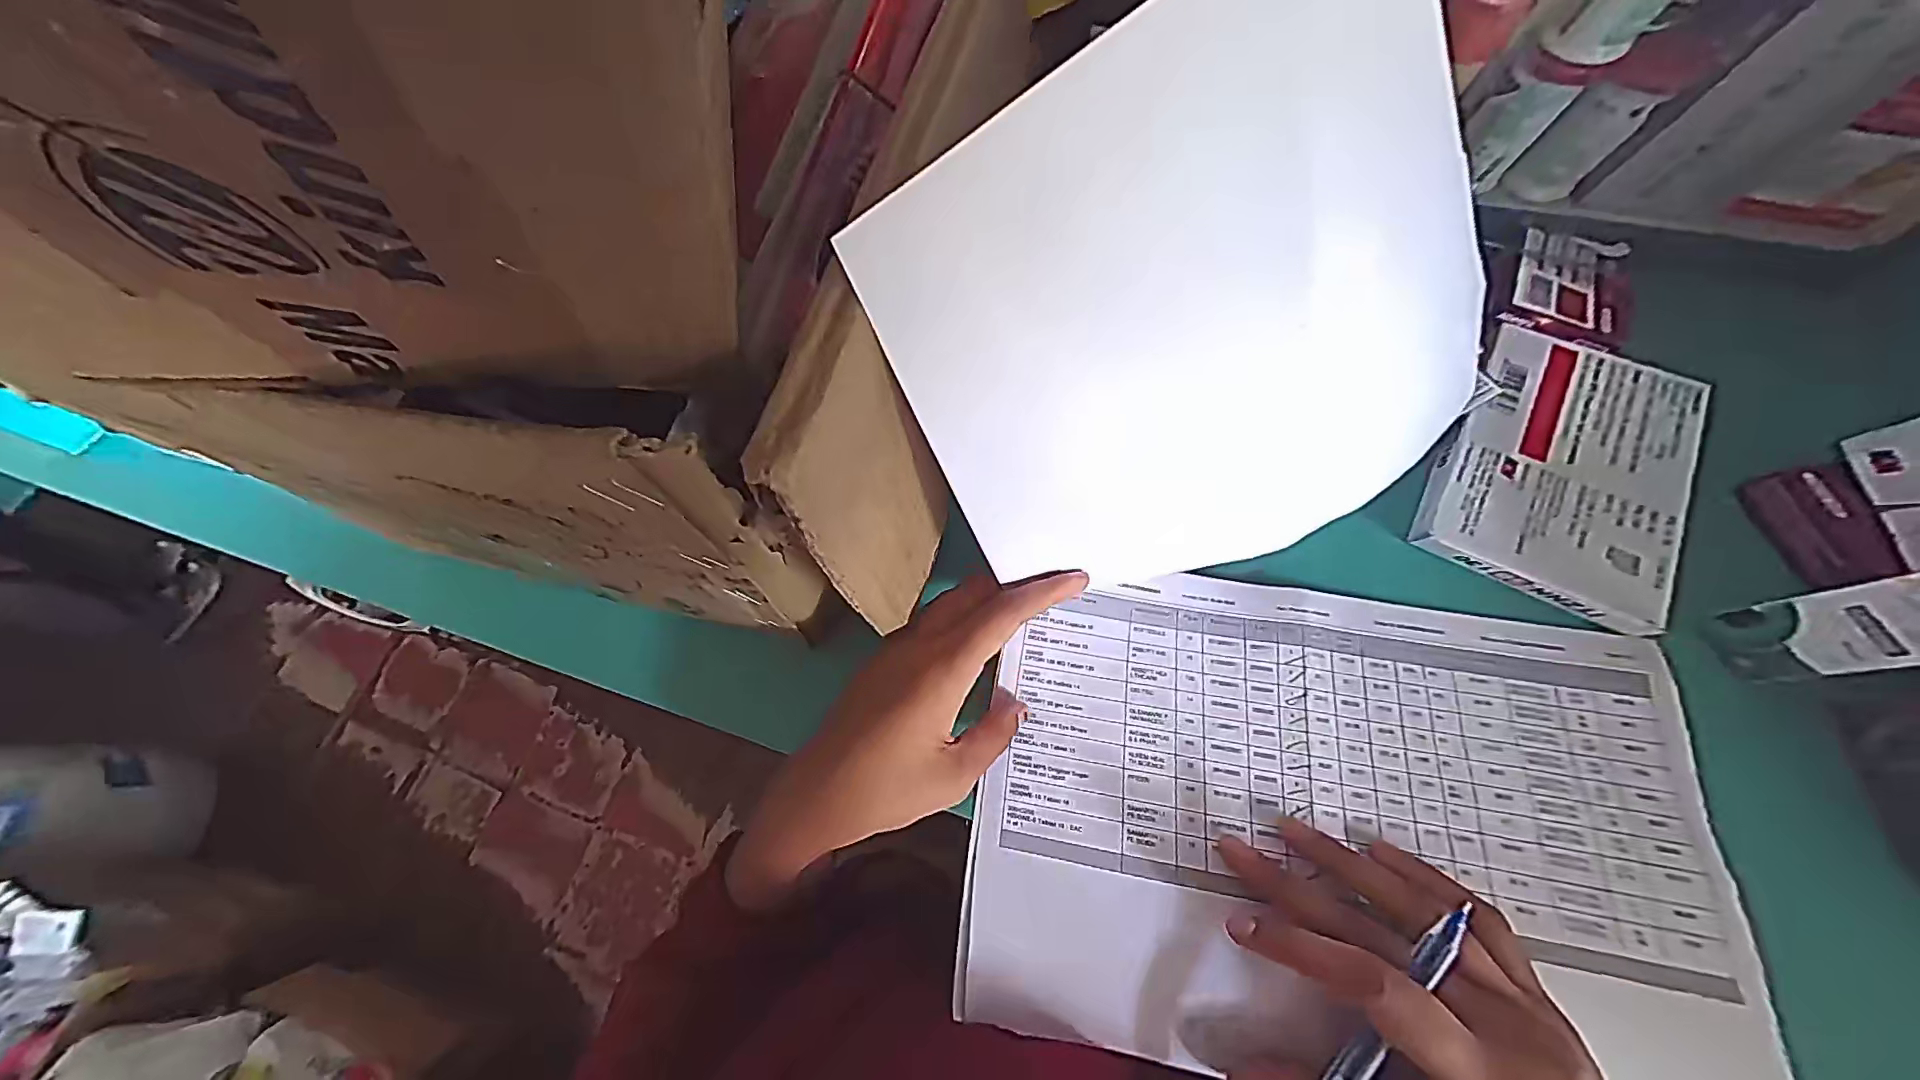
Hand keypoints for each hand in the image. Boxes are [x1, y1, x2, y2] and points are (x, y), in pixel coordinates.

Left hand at [726, 571, 1089, 909]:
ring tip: (1021, 609)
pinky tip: (974, 640)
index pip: (999, 614)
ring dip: (987, 597)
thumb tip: (1015, 702)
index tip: (1071, 579)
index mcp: (941, 671)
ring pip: (949, 602)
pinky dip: (962, 615)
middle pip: (973, 594)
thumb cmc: (884, 791)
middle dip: (1016, 584)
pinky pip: (931, 621)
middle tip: (1054, 589)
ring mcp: (896, 649)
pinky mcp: (883, 660)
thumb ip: (994, 733)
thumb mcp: (954, 776)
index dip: (1040, 592)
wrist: (815, 794)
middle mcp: (918, 647)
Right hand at [1216, 819, 1600, 1079]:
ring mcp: (1525, 1004)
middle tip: (1248, 855)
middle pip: (1383, 932)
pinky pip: (1476, 918)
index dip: (1302, 949)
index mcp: (1481, 1069)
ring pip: (1425, 908)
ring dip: (1351, 864)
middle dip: (1300, 889)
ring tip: (1302, 834)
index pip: (1373, 983)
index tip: (1247, 926)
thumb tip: (1248, 1067)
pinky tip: (1385, 853)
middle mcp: (1507, 1026)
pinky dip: (1423, 879)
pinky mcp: (1534, 996)